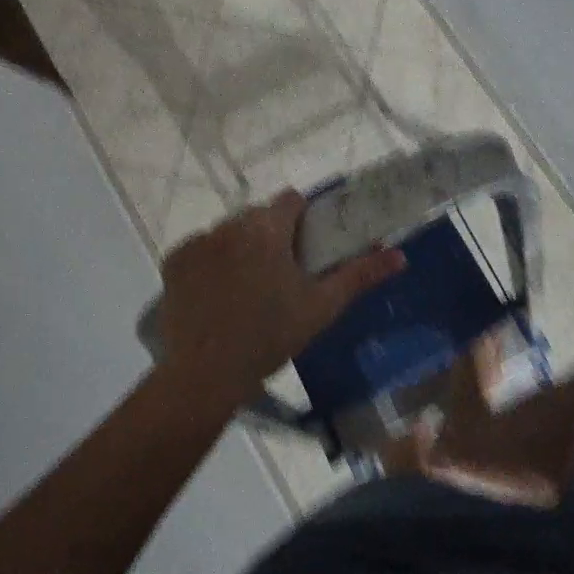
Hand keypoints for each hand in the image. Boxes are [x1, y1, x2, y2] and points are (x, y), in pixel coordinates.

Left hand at [153, 189, 405, 400]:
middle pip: (258, 218)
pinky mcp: (174, 260)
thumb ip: (360, 275)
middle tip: (278, 278)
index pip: (291, 201)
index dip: (301, 219)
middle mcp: (230, 224)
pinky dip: (208, 266)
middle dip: (269, 237)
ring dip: (238, 250)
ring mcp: (198, 241)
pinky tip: (215, 297)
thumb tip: (399, 254)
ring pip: (227, 234)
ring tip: (244, 291)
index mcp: (268, 228)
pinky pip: (198, 252)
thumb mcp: (321, 307)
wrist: (207, 373)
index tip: (305, 249)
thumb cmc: (271, 337)